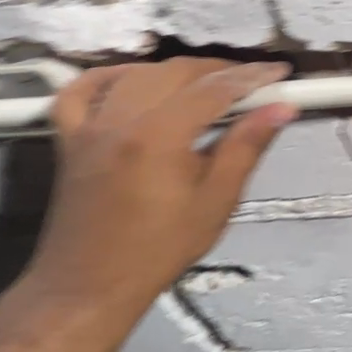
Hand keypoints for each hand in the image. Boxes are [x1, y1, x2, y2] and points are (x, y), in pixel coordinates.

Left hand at [27, 59, 297, 306]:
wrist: (91, 282)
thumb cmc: (162, 245)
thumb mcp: (218, 198)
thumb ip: (246, 145)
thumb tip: (281, 108)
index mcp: (158, 137)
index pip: (213, 89)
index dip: (251, 76)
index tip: (280, 72)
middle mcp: (119, 122)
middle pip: (173, 72)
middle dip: (218, 69)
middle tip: (253, 79)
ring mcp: (87, 128)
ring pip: (134, 75)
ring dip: (175, 70)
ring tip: (208, 81)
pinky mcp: (70, 140)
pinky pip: (79, 93)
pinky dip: (109, 77)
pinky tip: (134, 78)